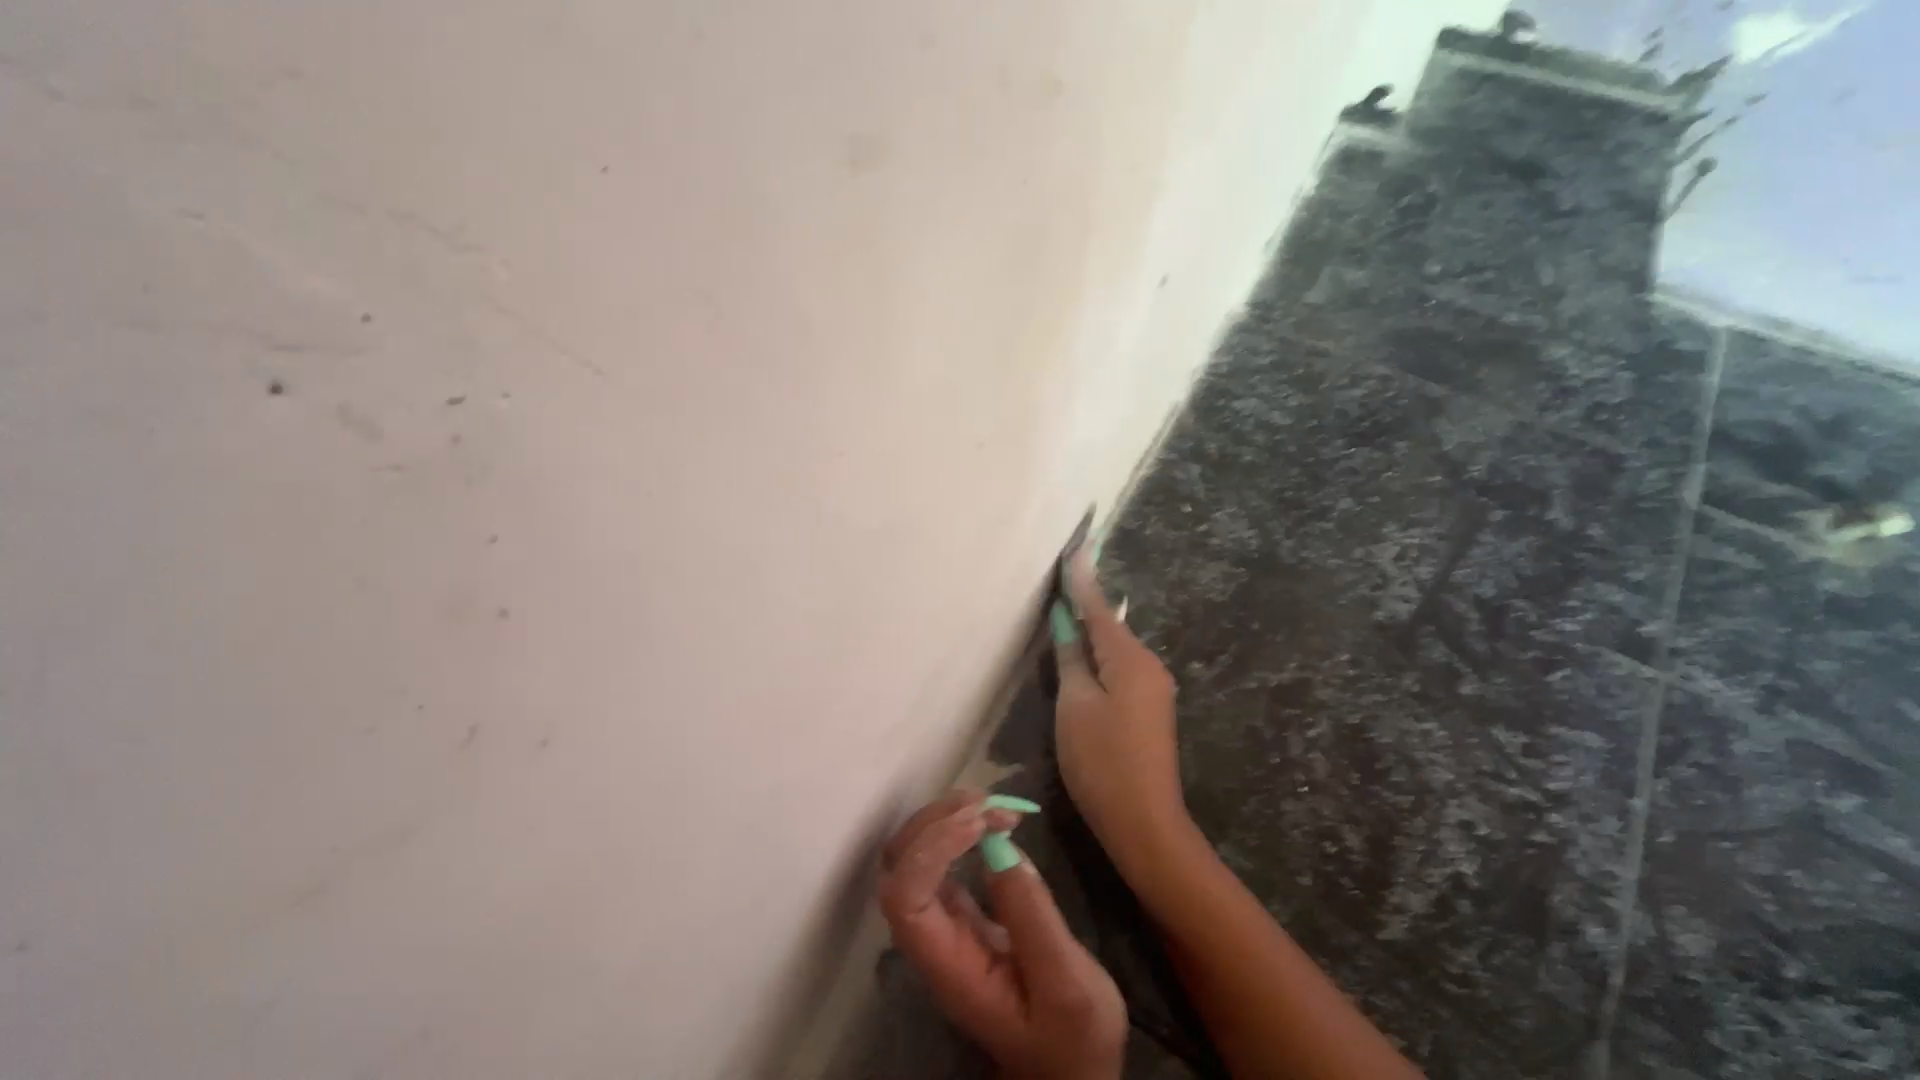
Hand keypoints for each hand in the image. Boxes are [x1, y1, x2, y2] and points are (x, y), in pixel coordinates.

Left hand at [878, 790, 1126, 1079]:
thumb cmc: (1070, 1039)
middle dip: (936, 822)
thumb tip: (1002, 850)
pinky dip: (960, 831)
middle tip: (991, 803)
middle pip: (901, 867)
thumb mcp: (1067, 986)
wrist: (1067, 1070)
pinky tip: (993, 822)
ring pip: (915, 858)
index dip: (929, 849)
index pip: (905, 897)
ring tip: (994, 805)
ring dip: (945, 820)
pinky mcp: (960, 916)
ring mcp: (943, 926)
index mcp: (947, 966)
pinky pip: (940, 863)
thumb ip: (1033, 919)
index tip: (979, 823)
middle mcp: (932, 941)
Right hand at [1052, 549, 1185, 862]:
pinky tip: (1082, 660)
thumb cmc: (1101, 760)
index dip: (1082, 581)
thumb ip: (1071, 659)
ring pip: (1114, 650)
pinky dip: (1099, 659)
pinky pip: (1120, 670)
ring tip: (1063, 615)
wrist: (1143, 820)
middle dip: (1085, 606)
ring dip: (1090, 634)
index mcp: (1131, 659)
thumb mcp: (1075, 705)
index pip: (1099, 609)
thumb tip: (1068, 623)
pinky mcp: (1149, 710)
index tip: (1075, 548)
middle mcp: (1149, 666)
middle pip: (1110, 627)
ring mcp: (1153, 689)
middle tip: (1060, 581)